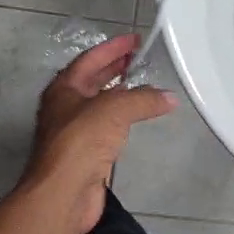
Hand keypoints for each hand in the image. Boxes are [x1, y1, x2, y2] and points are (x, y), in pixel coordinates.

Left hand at [19, 34, 175, 233]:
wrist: (62, 194)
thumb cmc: (82, 141)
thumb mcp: (115, 109)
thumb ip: (144, 99)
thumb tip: (170, 98)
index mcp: (63, 88)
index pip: (91, 59)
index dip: (113, 47)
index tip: (135, 40)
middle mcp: (64, 107)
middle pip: (92, 80)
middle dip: (115, 68)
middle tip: (139, 59)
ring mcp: (73, 132)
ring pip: (99, 105)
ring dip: (119, 94)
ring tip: (144, 85)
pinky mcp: (84, 155)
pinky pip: (106, 128)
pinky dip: (121, 120)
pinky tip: (136, 120)